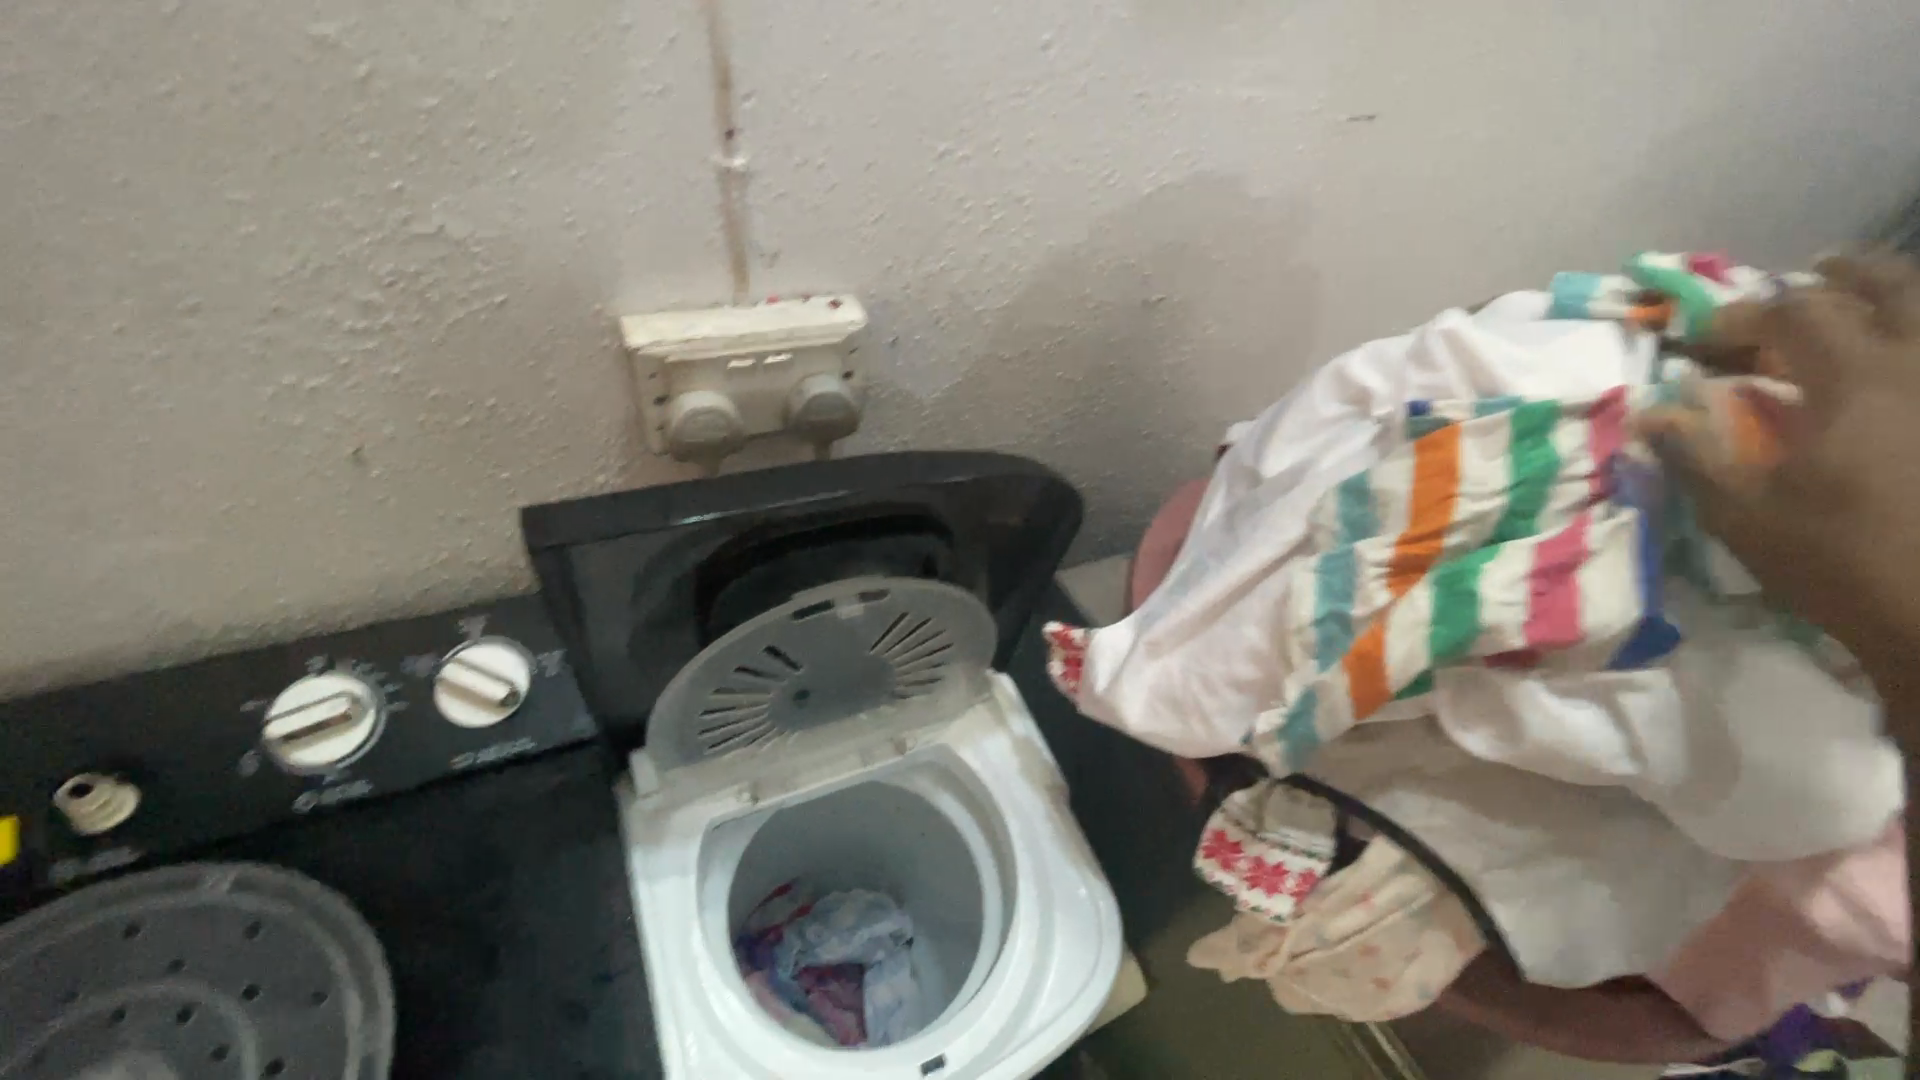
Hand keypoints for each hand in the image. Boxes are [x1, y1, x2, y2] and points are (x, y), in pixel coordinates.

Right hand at [1641, 254, 1919, 712]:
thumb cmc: (1838, 561)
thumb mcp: (1742, 515)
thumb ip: (1696, 455)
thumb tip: (1651, 413)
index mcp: (1860, 385)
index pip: (1796, 315)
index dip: (1743, 314)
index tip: (1702, 335)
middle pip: (1893, 288)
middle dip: (1841, 276)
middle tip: (1806, 275)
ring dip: (1892, 299)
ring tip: (1861, 304)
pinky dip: (1912, 349)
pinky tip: (1893, 363)